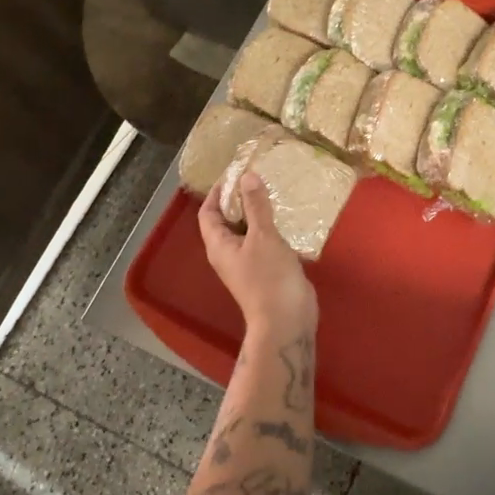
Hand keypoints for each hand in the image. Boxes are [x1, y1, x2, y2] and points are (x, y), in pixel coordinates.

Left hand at [198, 173, 315, 331]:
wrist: (286, 320)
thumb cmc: (269, 277)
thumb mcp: (263, 236)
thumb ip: (256, 206)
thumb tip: (246, 176)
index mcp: (219, 246)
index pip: (208, 213)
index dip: (216, 192)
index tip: (234, 174)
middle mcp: (228, 254)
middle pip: (226, 221)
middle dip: (239, 199)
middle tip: (257, 179)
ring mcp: (247, 264)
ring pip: (247, 232)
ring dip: (256, 213)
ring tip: (272, 192)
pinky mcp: (266, 270)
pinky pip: (263, 243)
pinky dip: (270, 228)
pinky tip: (286, 218)